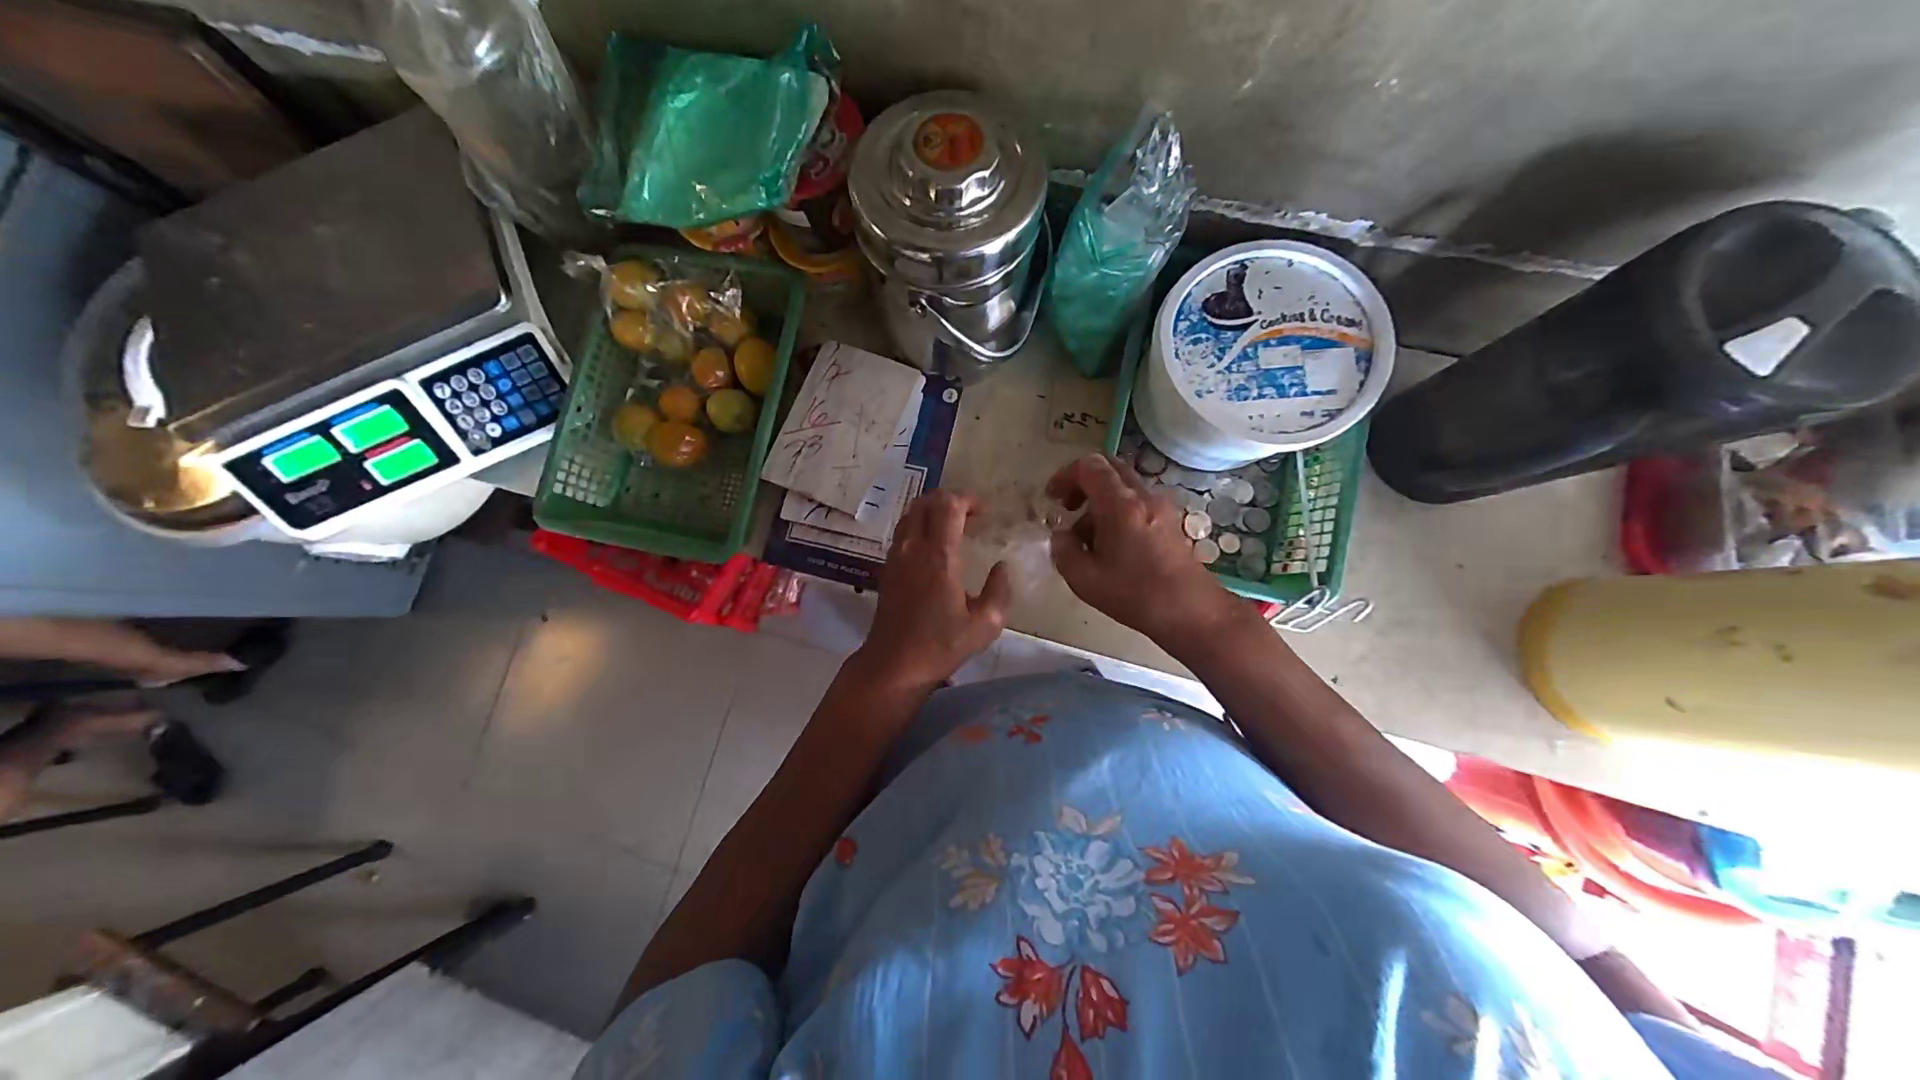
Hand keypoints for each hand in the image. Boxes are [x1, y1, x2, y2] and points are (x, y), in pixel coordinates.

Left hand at [854, 491, 1011, 692]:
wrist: (894, 664)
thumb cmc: (941, 645)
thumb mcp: (985, 625)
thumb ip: (999, 591)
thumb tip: (1002, 567)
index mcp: (939, 557)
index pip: (948, 505)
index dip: (967, 499)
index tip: (983, 512)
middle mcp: (913, 548)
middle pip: (926, 501)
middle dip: (949, 500)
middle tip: (970, 515)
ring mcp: (896, 556)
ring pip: (911, 513)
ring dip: (932, 511)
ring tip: (953, 527)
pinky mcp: (887, 567)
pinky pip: (903, 530)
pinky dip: (920, 525)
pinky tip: (934, 546)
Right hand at [1046, 454, 1239, 646]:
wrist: (1191, 611)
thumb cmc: (1135, 595)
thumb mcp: (1084, 579)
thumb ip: (1063, 551)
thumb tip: (1061, 536)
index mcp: (1120, 504)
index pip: (1089, 466)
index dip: (1065, 475)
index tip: (1052, 498)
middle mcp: (1143, 496)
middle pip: (1109, 468)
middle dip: (1082, 482)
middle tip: (1067, 507)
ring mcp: (1161, 506)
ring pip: (1123, 486)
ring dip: (1100, 501)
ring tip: (1087, 537)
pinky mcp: (1170, 520)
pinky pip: (1137, 502)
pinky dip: (1118, 511)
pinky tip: (1112, 546)